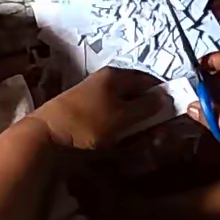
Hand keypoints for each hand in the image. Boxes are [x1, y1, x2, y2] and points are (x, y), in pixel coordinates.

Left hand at [30, 67, 162, 150]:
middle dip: (148, 113)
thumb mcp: (123, 116)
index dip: (162, 94)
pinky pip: (111, 119)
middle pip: (136, 94)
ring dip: (134, 125)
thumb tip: (165, 96)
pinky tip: (121, 143)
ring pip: (124, 109)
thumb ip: (146, 106)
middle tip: (158, 134)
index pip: (148, 80)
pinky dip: (119, 130)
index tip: (173, 114)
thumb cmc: (88, 122)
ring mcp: (94, 96)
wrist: (46, 135)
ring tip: (140, 142)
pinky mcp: (86, 113)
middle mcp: (105, 81)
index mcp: (116, 75)